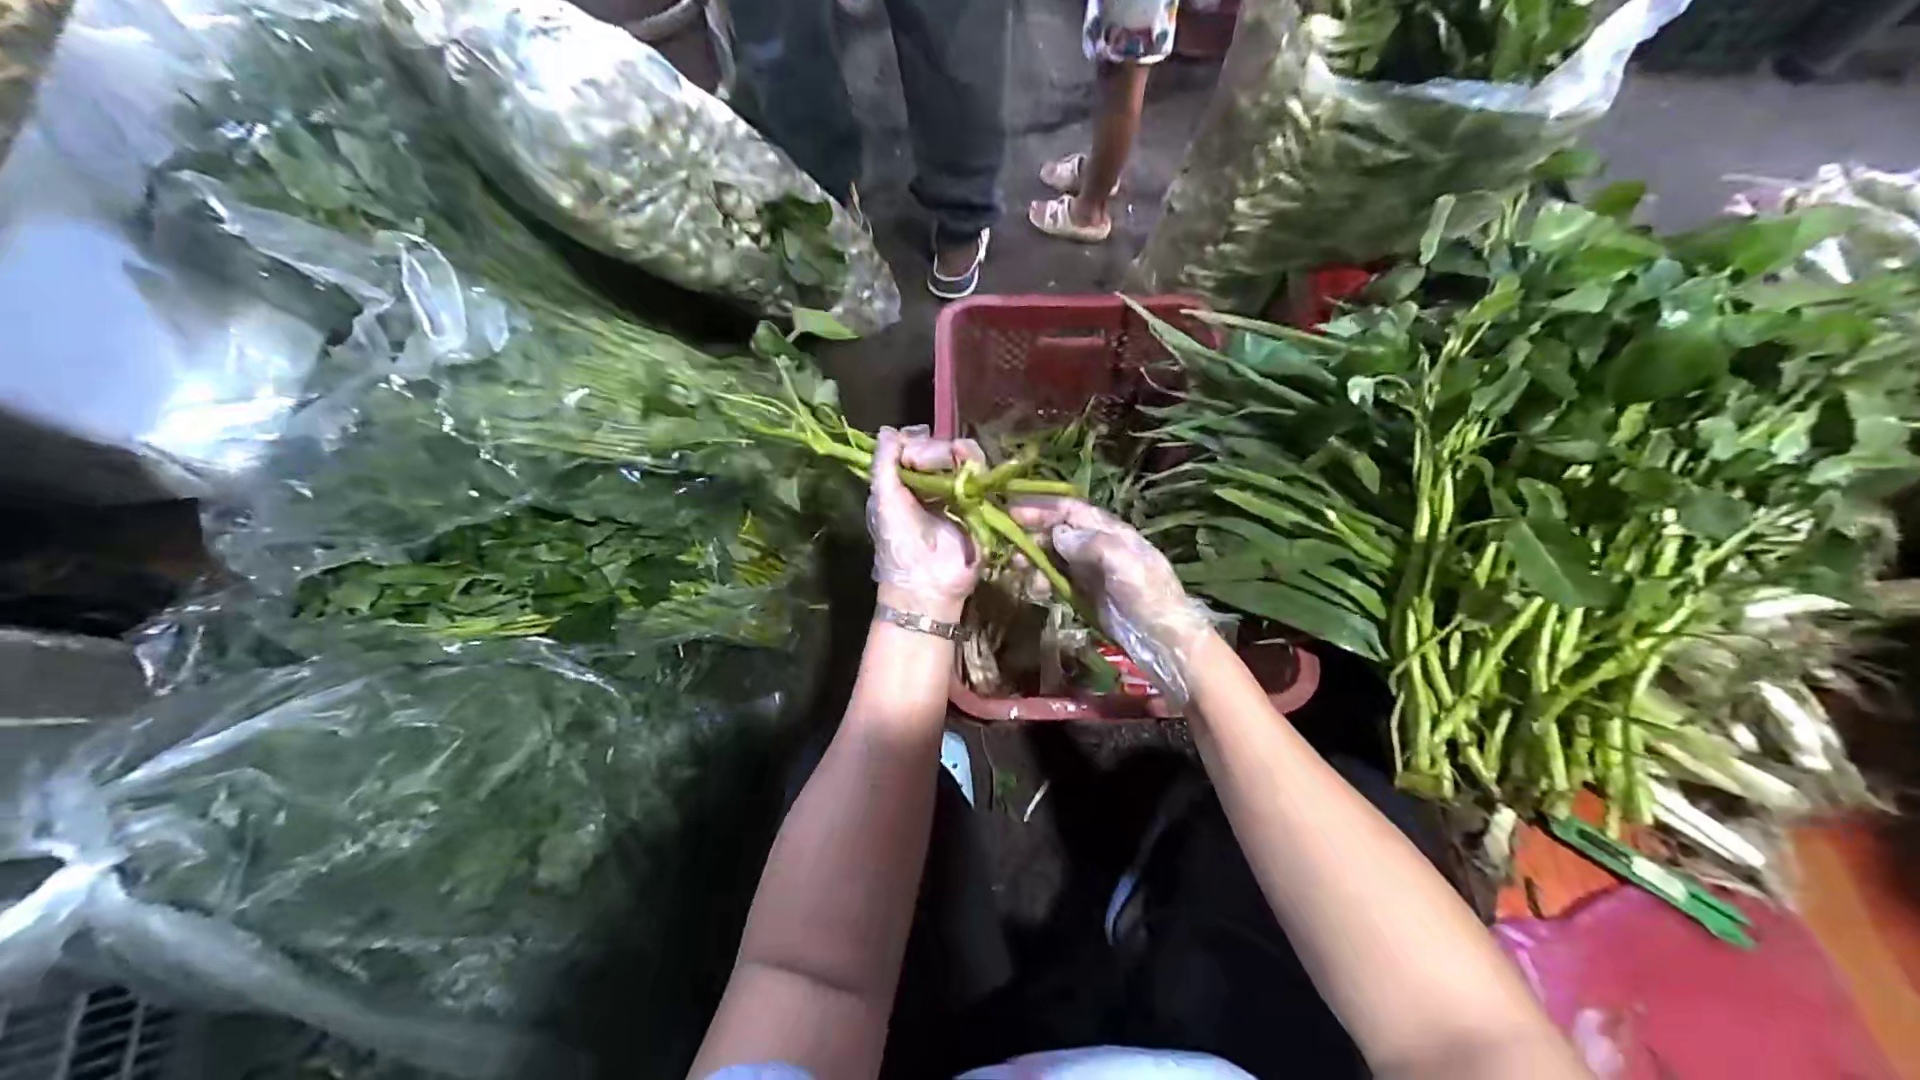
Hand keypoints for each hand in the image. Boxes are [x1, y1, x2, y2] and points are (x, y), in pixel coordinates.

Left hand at [868, 425, 984, 619]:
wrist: (926, 582)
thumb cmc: (898, 544)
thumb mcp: (883, 500)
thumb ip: (883, 464)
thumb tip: (889, 430)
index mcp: (910, 484)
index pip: (919, 448)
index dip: (918, 444)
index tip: (911, 455)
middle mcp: (937, 486)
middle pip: (945, 450)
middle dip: (937, 449)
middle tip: (926, 462)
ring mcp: (962, 496)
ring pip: (969, 460)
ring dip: (961, 454)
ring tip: (955, 460)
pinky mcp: (984, 507)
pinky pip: (987, 480)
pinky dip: (981, 469)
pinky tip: (973, 470)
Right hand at [1010, 497, 1217, 702]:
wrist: (1164, 640)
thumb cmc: (1148, 597)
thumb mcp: (1124, 564)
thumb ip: (1091, 544)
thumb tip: (1057, 533)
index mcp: (1110, 532)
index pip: (1070, 510)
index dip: (1041, 507)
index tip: (1011, 510)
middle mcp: (1098, 546)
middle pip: (1058, 530)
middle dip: (1031, 533)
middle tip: (1006, 544)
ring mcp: (1091, 570)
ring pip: (1054, 554)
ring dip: (1033, 557)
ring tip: (1017, 568)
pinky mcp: (1086, 593)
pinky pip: (1057, 578)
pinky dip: (1042, 579)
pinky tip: (1034, 589)